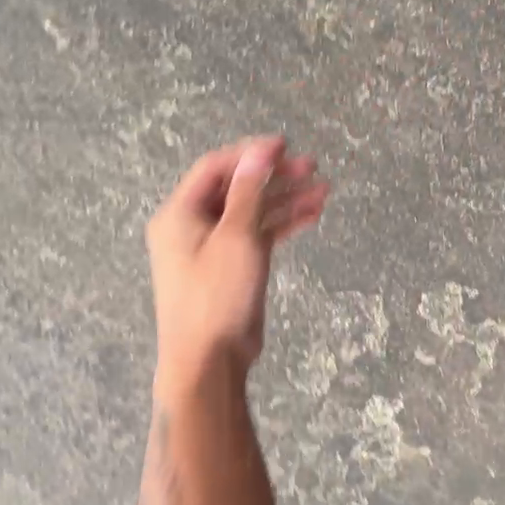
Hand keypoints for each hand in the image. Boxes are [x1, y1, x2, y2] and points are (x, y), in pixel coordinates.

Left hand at [145, 136, 329, 393]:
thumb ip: (249, 190)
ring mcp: (212, 246)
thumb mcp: (236, 235)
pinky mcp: (231, 264)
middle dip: (276, 175)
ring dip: (287, 197)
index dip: (251, 153)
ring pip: (253, 209)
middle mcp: (192, 226)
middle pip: (237, 187)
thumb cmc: (217, 293)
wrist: (209, 359)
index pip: (215, 168)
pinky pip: (259, 231)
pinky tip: (313, 215)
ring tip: (324, 191)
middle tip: (313, 167)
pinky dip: (284, 221)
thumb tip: (260, 151)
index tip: (288, 145)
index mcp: (180, 215)